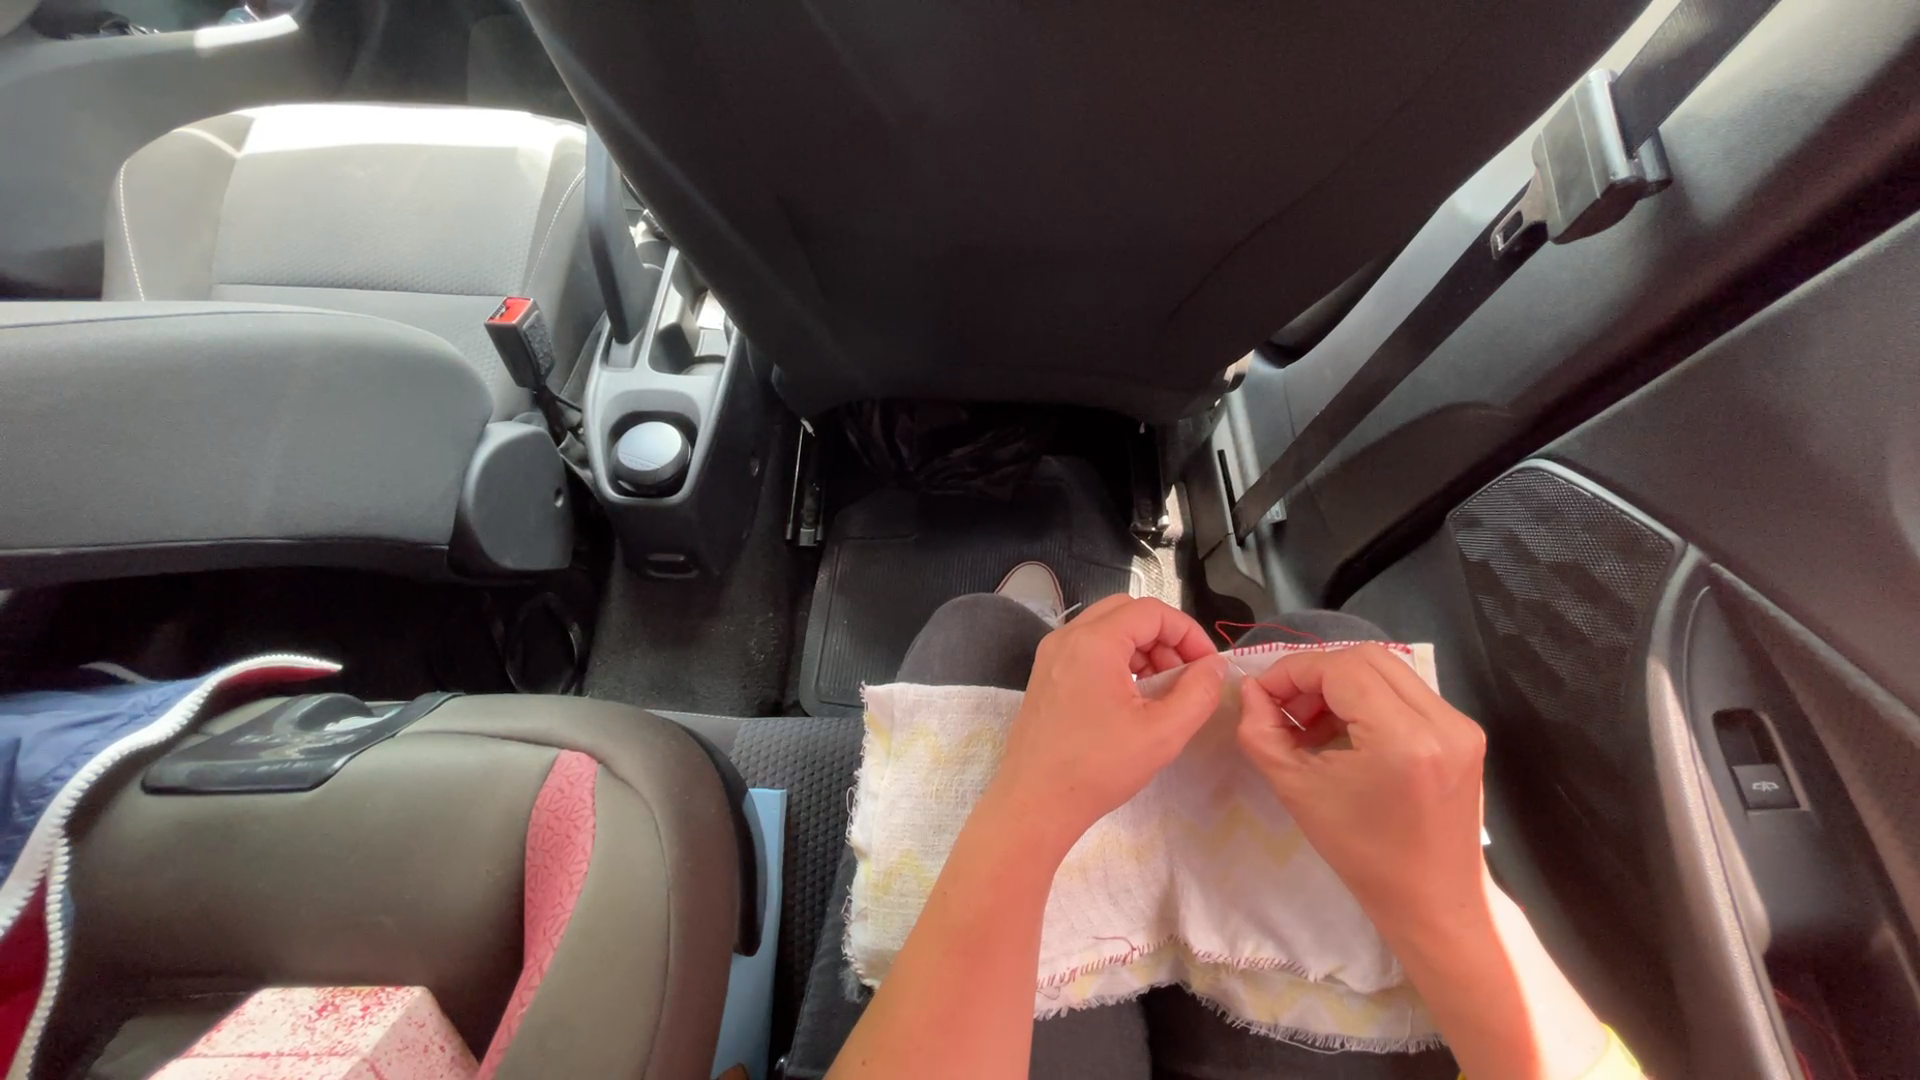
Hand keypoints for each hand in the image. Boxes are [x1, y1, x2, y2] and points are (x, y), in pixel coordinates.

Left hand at [988, 596, 1225, 851]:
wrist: (1036, 801)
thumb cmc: (1099, 767)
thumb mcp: (1163, 732)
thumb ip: (1198, 692)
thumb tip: (1214, 665)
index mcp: (1093, 641)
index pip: (1151, 610)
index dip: (1187, 632)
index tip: (1207, 666)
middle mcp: (1067, 637)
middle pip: (1127, 611)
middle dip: (1164, 637)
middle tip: (1184, 675)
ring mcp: (1051, 654)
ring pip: (1107, 628)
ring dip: (1141, 648)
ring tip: (1161, 690)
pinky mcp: (1046, 674)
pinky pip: (1088, 648)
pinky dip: (1117, 659)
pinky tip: (1132, 697)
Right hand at [1237, 644, 1487, 939]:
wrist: (1432, 901)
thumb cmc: (1360, 852)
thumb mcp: (1294, 788)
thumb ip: (1261, 730)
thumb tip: (1251, 689)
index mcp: (1403, 738)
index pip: (1339, 668)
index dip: (1292, 672)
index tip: (1262, 695)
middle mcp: (1442, 722)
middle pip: (1365, 657)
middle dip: (1315, 672)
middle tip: (1285, 705)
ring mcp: (1459, 725)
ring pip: (1386, 669)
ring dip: (1339, 683)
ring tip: (1310, 722)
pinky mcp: (1463, 733)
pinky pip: (1404, 692)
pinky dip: (1365, 698)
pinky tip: (1342, 732)